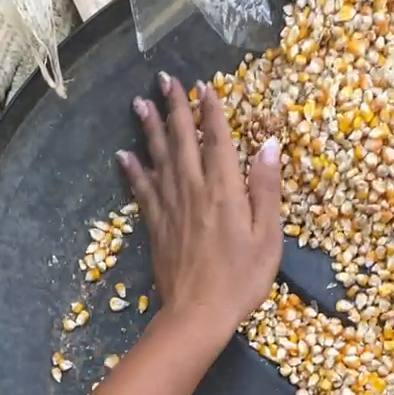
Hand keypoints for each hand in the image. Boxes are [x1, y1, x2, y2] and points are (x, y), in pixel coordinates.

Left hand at [118, 73, 281, 343]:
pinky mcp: (156, 227)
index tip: (205, 87)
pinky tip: (124, 156)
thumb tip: (268, 145)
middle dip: (175, 108)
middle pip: (182, 140)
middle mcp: (193, 190)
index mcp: (224, 190)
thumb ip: (266, 189)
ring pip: (158, 159)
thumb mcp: (268, 237)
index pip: (217, 139)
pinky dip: (134, 171)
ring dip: (150, 129)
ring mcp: (171, 208)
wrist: (198, 314)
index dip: (212, 111)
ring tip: (140, 104)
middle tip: (165, 80)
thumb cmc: (241, 280)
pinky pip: (142, 191)